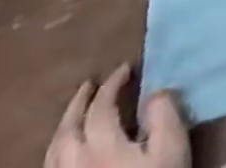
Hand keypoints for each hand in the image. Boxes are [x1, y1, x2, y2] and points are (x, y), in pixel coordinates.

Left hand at [45, 64, 189, 167]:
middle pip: (68, 127)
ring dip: (64, 127)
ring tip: (74, 116)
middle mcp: (74, 164)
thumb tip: (153, 94)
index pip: (102, 105)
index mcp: (101, 145)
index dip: (113, 83)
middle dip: (79, 102)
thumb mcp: (172, 150)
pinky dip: (57, 155)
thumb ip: (164, 114)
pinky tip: (65, 155)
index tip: (126, 68)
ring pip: (54, 152)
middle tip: (90, 84)